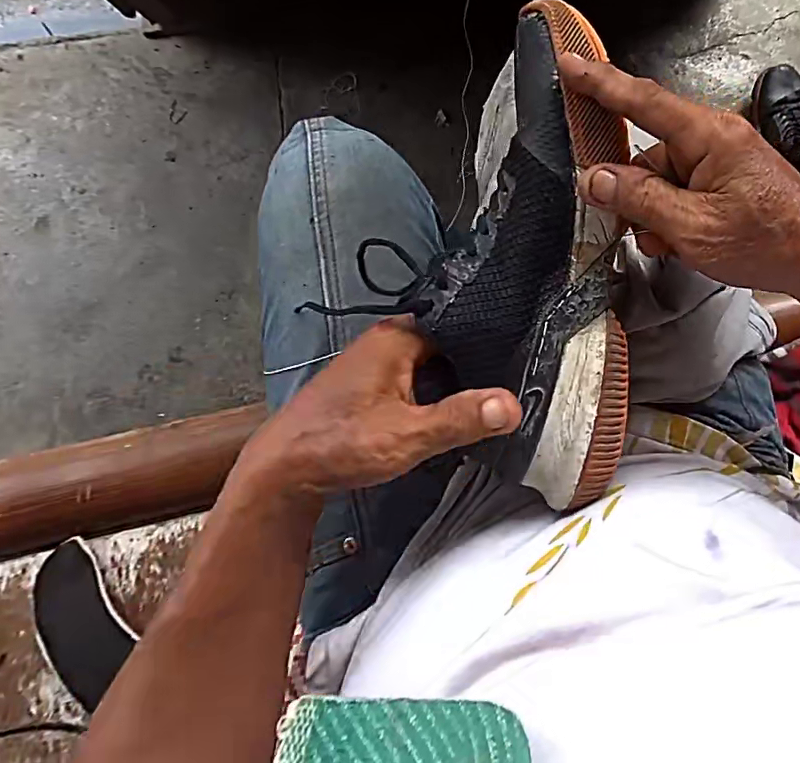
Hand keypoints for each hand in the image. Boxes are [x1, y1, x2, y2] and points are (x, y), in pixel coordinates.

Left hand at [232, 318, 519, 504]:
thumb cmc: (339, 445)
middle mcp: (387, 340)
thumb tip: (513, 405)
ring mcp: (376, 361)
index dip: (491, 342)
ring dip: (453, 381)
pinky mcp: (370, 383)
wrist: (279, 474)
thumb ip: (461, 419)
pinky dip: (433, 391)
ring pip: (432, 362)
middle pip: (448, 343)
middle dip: (474, 364)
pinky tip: (448, 411)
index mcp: (397, 336)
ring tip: (486, 398)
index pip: (460, 324)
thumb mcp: (408, 436)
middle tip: (509, 382)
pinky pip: (415, 377)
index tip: (520, 359)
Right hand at [557, 52, 799, 295]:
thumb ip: (639, 199)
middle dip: (636, 190)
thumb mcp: (692, 227)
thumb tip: (597, 180)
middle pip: (651, 152)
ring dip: (657, 210)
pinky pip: (686, 187)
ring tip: (672, 242)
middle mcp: (718, 138)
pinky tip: (683, 239)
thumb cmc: (771, 241)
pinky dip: (676, 213)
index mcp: (710, 136)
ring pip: (666, 176)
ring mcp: (725, 158)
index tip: (571, 65)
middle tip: (629, 221)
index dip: (600, 82)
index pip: (643, 100)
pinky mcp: (730, 177)